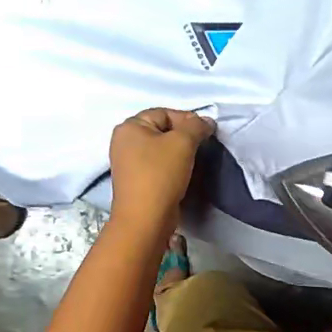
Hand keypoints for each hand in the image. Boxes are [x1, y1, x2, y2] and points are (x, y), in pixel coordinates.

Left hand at [107, 108, 216, 234]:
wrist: (146, 218)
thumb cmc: (161, 175)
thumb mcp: (182, 142)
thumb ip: (196, 126)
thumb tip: (207, 122)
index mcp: (129, 127)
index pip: (164, 113)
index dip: (187, 120)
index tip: (205, 133)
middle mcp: (124, 142)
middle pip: (162, 131)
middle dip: (184, 137)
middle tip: (201, 147)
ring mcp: (128, 163)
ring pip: (161, 150)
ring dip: (179, 154)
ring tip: (194, 162)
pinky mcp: (136, 181)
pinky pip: (158, 166)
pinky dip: (172, 168)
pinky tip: (184, 175)